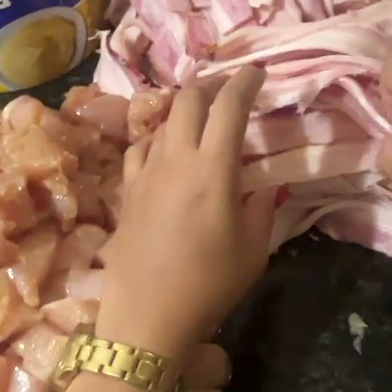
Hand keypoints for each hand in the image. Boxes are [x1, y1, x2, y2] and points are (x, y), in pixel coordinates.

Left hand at [96, 67, 277, 359]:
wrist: (147, 318)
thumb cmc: (209, 286)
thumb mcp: (253, 251)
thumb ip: (262, 208)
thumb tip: (265, 184)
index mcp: (212, 169)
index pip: (228, 106)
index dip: (245, 81)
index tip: (257, 73)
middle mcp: (175, 159)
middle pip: (188, 99)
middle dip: (212, 85)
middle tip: (230, 89)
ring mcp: (144, 173)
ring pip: (163, 121)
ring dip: (185, 110)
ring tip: (201, 119)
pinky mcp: (126, 191)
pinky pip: (140, 148)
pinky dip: (157, 138)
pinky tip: (165, 150)